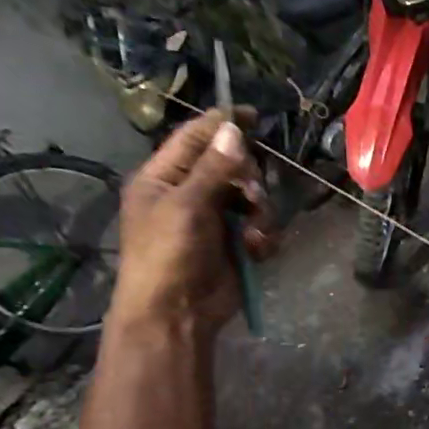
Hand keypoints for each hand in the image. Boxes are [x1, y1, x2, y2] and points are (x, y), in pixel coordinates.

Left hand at [110, 110, 273, 329]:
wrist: (176, 312)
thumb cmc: (167, 254)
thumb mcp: (186, 205)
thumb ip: (213, 168)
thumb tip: (233, 129)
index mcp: (164, 177)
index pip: (195, 138)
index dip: (222, 125)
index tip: (253, 116)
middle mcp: (190, 193)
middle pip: (231, 167)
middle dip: (247, 179)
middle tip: (249, 195)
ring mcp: (215, 220)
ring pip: (252, 198)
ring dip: (260, 213)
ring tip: (254, 233)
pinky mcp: (236, 245)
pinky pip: (261, 227)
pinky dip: (264, 237)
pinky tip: (258, 249)